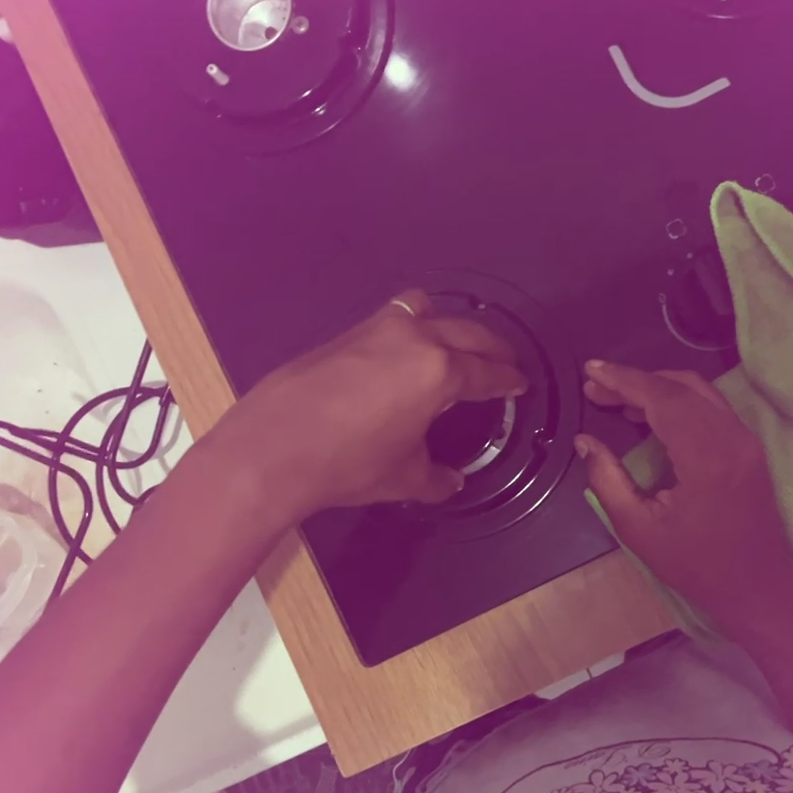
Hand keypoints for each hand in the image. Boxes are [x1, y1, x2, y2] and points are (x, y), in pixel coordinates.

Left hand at [197, 291, 527, 525]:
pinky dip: (413, 329)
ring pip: (426, 311)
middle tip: (503, 362)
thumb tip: (451, 481)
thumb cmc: (349, 464)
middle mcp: (414, 339)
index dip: (507, 380)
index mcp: (440, 372)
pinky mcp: (346, 334)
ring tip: (454, 346)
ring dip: (448, 325)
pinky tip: (404, 356)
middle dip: (491, 348)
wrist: (273, 449)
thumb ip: (436, 478)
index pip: (486, 373)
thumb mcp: (403, 477)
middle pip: (467, 333)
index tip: (519, 383)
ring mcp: (377, 329)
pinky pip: (394, 320)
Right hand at [576, 360, 792, 637]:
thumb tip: (585, 441)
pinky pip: (711, 409)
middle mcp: (733, 438)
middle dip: (635, 382)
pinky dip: (678, 403)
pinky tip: (651, 416)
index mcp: (707, 457)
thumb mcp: (639, 529)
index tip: (590, 372)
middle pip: (681, 387)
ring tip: (616, 400)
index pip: (662, 398)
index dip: (624, 380)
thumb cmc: (696, 567)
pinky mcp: (750, 450)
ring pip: (699, 393)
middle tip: (595, 388)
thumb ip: (608, 479)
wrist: (758, 591)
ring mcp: (746, 442)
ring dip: (658, 389)